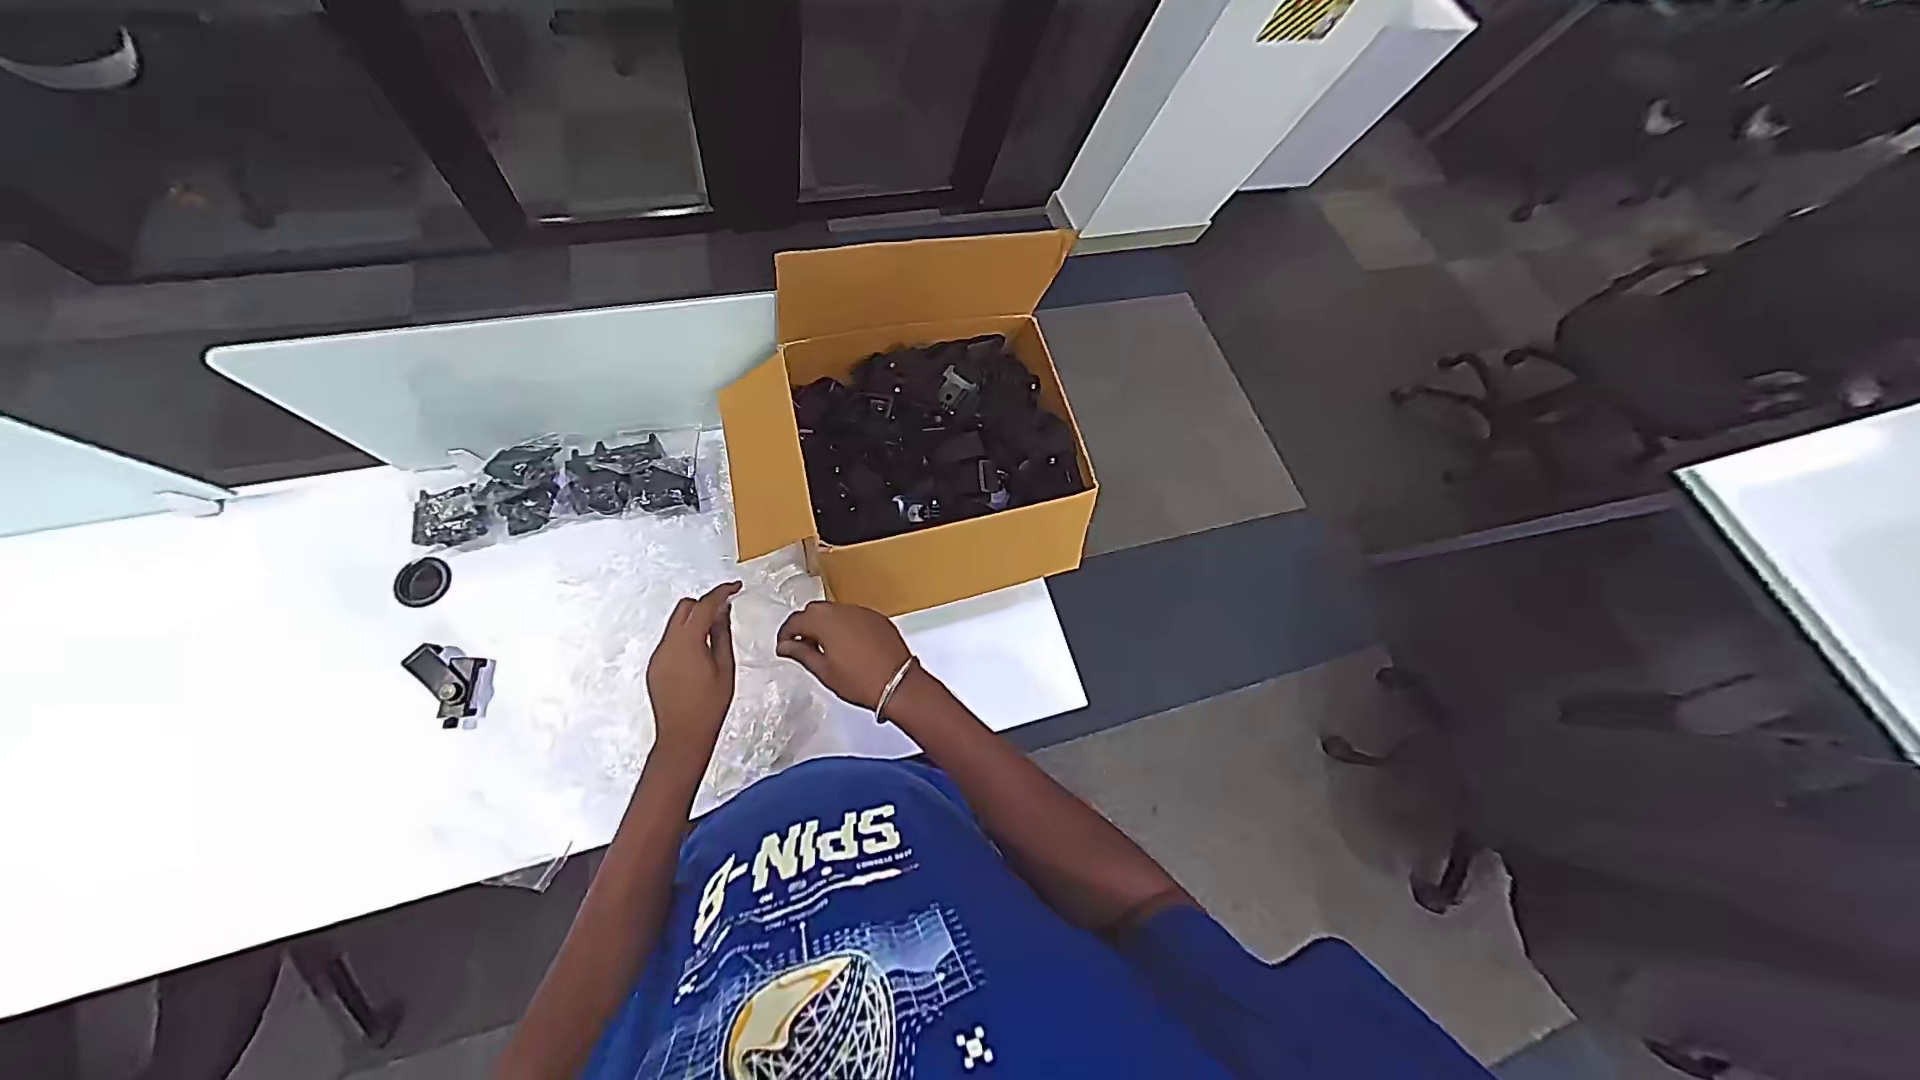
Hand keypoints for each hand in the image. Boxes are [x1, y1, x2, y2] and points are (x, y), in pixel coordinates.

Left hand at [646, 582, 740, 753]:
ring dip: (695, 621)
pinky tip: (701, 652)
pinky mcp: (655, 667)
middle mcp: (667, 645)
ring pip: (676, 624)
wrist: (683, 736)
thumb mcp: (725, 666)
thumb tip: (722, 612)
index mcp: (687, 642)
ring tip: (716, 634)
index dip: (721, 592)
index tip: (734, 587)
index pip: (704, 605)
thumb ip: (722, 634)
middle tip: (725, 610)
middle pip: (684, 608)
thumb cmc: (708, 706)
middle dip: (705, 604)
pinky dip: (686, 637)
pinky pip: (670, 641)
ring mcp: (658, 656)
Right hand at [776, 601, 913, 710]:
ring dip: (825, 625)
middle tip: (802, 648)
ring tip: (825, 649)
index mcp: (825, 621)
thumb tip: (785, 646)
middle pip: (815, 610)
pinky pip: (854, 616)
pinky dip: (844, 626)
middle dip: (805, 626)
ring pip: (835, 611)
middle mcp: (844, 610)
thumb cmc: (861, 681)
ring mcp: (863, 612)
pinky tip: (846, 646)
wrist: (898, 684)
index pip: (796, 620)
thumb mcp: (823, 671)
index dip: (786, 634)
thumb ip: (801, 654)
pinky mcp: (878, 618)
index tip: (784, 647)